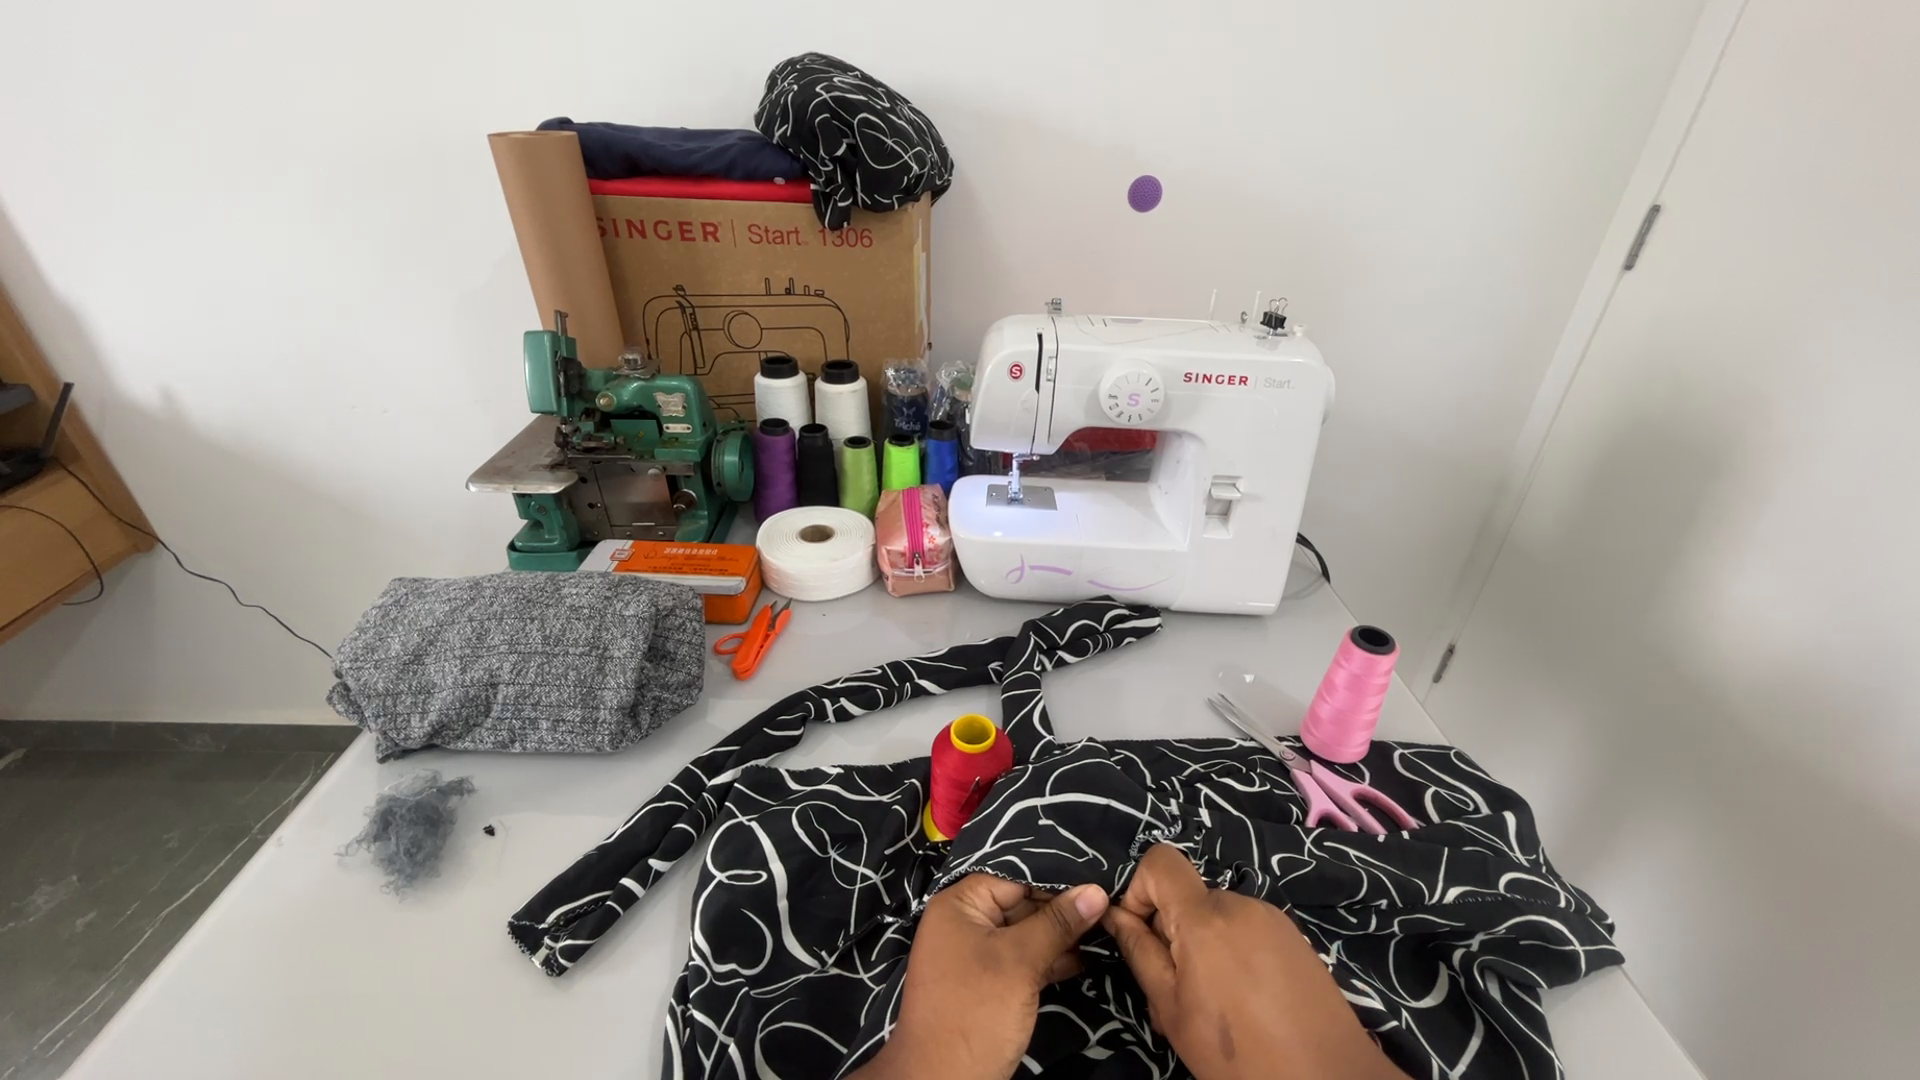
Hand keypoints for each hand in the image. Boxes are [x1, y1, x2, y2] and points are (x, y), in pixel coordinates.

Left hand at [853, 873, 1108, 1079]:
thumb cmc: (976, 1011)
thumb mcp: (1019, 962)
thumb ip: (1057, 923)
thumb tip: (1096, 889)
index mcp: (960, 904)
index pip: (1015, 876)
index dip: (1056, 878)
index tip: (1099, 878)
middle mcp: (965, 922)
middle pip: (1020, 901)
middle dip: (1062, 906)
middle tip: (1109, 903)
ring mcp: (977, 955)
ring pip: (1025, 932)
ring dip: (1060, 934)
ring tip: (1106, 927)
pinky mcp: (990, 984)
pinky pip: (1023, 959)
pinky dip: (1050, 958)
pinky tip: (1085, 957)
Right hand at [1102, 844, 1406, 1079]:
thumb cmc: (1240, 1055)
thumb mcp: (1172, 1010)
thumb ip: (1140, 953)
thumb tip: (1114, 915)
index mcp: (1204, 917)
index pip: (1159, 861)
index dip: (1139, 890)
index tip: (1142, 936)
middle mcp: (1239, 903)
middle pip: (1187, 896)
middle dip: (1172, 934)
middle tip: (1177, 992)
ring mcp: (1272, 917)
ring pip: (1215, 916)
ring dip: (1203, 947)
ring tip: (1215, 1004)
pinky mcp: (1294, 937)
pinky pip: (1246, 929)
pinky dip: (1233, 952)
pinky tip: (1247, 1002)